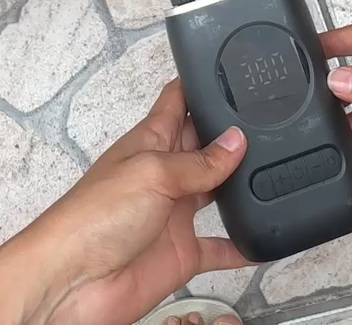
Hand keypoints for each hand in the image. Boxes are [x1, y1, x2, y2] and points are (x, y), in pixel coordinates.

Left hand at [12, 80, 249, 324]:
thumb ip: (197, 161)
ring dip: (240, 186)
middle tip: (270, 125)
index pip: (177, 101)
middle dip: (230, 136)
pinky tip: (265, 238)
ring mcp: (174, 213)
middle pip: (203, 144)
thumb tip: (235, 140)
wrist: (75, 283)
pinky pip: (220, 247)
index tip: (227, 69)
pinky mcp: (182, 252)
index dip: (198, 84)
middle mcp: (165, 173)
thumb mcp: (152, 174)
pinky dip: (242, 244)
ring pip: (216, 193)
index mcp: (151, 141)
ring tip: (276, 173)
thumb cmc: (94, 215)